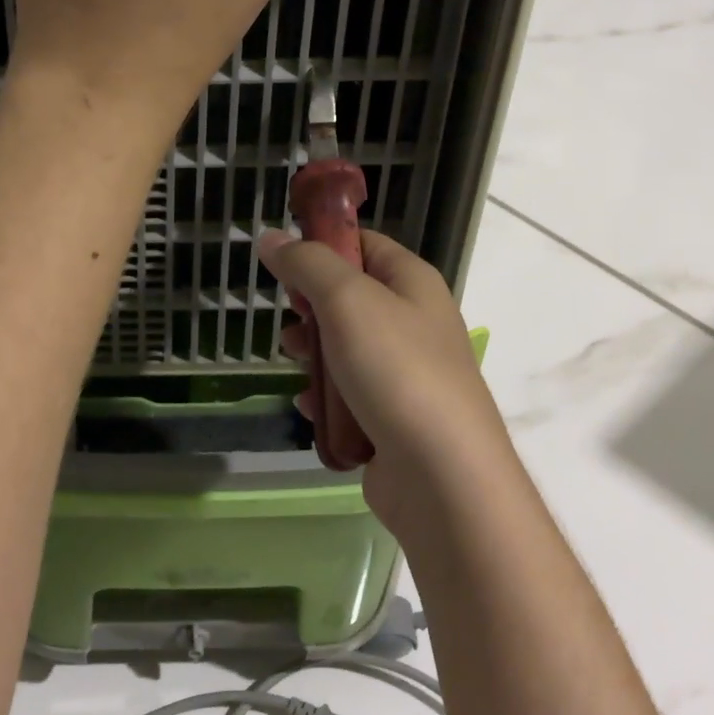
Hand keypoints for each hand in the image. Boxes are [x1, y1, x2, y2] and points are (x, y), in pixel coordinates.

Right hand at [260, 230, 510, 499]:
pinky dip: (326, 398)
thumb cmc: (396, 372)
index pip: (363, 244)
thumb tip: (271, 238)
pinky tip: (311, 408)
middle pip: (348, 298)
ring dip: (312, 354)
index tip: (282, 263)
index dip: (322, 246)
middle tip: (291, 320)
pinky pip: (348, 395)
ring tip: (295, 364)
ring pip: (343, 348)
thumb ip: (306, 264)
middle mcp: (414, 322)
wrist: (443, 476)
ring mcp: (405, 373)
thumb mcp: (346, 301)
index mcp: (414, 284)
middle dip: (309, 307)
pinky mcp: (393, 417)